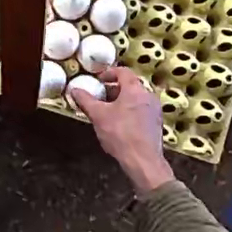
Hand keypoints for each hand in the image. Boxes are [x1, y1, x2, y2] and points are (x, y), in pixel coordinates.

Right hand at [70, 68, 173, 193]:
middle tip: (101, 95)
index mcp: (135, 89)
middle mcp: (148, 96)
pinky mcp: (156, 123)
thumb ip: (85, 100)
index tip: (99, 79)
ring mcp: (154, 110)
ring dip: (122, 100)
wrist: (142, 159)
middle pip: (130, 85)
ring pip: (136, 98)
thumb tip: (74, 90)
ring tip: (108, 110)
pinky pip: (141, 110)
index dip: (109, 73)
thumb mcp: (98, 115)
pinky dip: (130, 110)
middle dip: (114, 89)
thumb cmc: (120, 134)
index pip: (123, 72)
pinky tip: (120, 123)